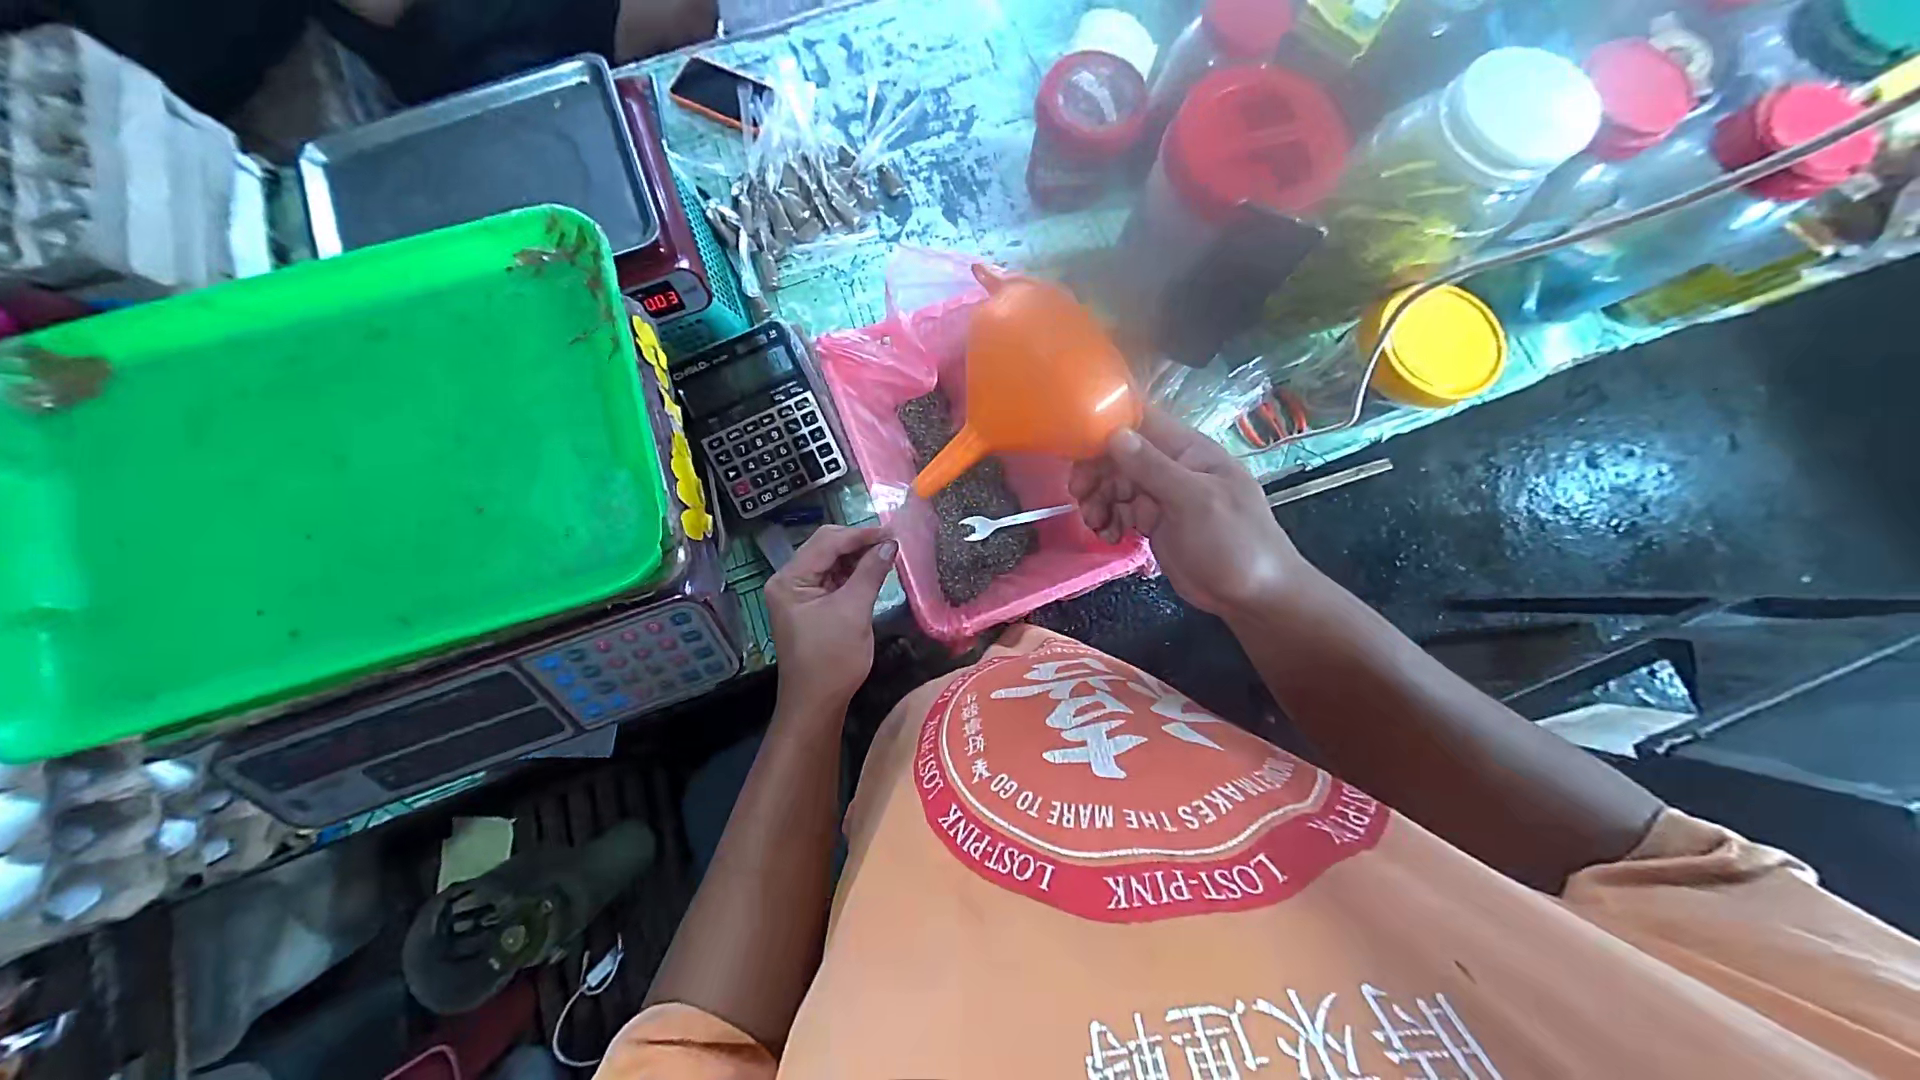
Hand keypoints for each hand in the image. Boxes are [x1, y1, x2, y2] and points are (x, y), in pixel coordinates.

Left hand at [765, 525, 897, 713]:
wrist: (817, 703)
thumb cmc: (832, 660)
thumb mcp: (853, 612)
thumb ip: (870, 573)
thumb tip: (890, 544)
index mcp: (790, 580)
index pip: (826, 542)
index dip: (861, 534)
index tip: (893, 531)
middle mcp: (789, 580)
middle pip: (826, 547)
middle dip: (859, 542)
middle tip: (892, 541)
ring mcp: (799, 593)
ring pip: (831, 561)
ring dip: (858, 556)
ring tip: (888, 552)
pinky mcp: (812, 605)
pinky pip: (834, 578)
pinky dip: (854, 572)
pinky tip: (874, 569)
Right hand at [1070, 408, 1306, 617]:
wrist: (1252, 596)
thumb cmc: (1234, 542)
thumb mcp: (1195, 501)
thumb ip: (1153, 467)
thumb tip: (1114, 434)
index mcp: (1188, 450)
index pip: (1141, 422)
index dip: (1106, 430)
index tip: (1080, 451)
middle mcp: (1172, 467)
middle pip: (1120, 456)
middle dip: (1097, 474)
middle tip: (1080, 497)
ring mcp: (1162, 495)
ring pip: (1116, 485)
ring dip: (1098, 501)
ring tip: (1096, 524)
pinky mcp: (1154, 522)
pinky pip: (1121, 511)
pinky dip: (1108, 521)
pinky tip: (1108, 536)